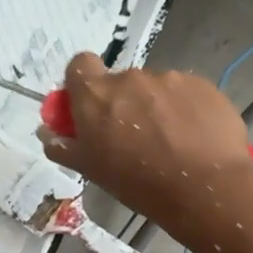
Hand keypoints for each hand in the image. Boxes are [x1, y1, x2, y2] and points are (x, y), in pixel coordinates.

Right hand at [38, 52, 252, 218]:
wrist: (204, 188)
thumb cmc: (135, 180)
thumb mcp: (88, 168)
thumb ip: (61, 145)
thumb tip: (48, 133)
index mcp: (95, 94)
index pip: (79, 64)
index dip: (82, 82)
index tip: (89, 105)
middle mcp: (130, 78)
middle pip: (119, 81)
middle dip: (122, 102)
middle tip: (131, 135)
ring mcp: (169, 79)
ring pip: (153, 88)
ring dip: (154, 106)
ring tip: (168, 139)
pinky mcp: (203, 86)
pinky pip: (185, 93)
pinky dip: (184, 109)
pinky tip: (192, 136)